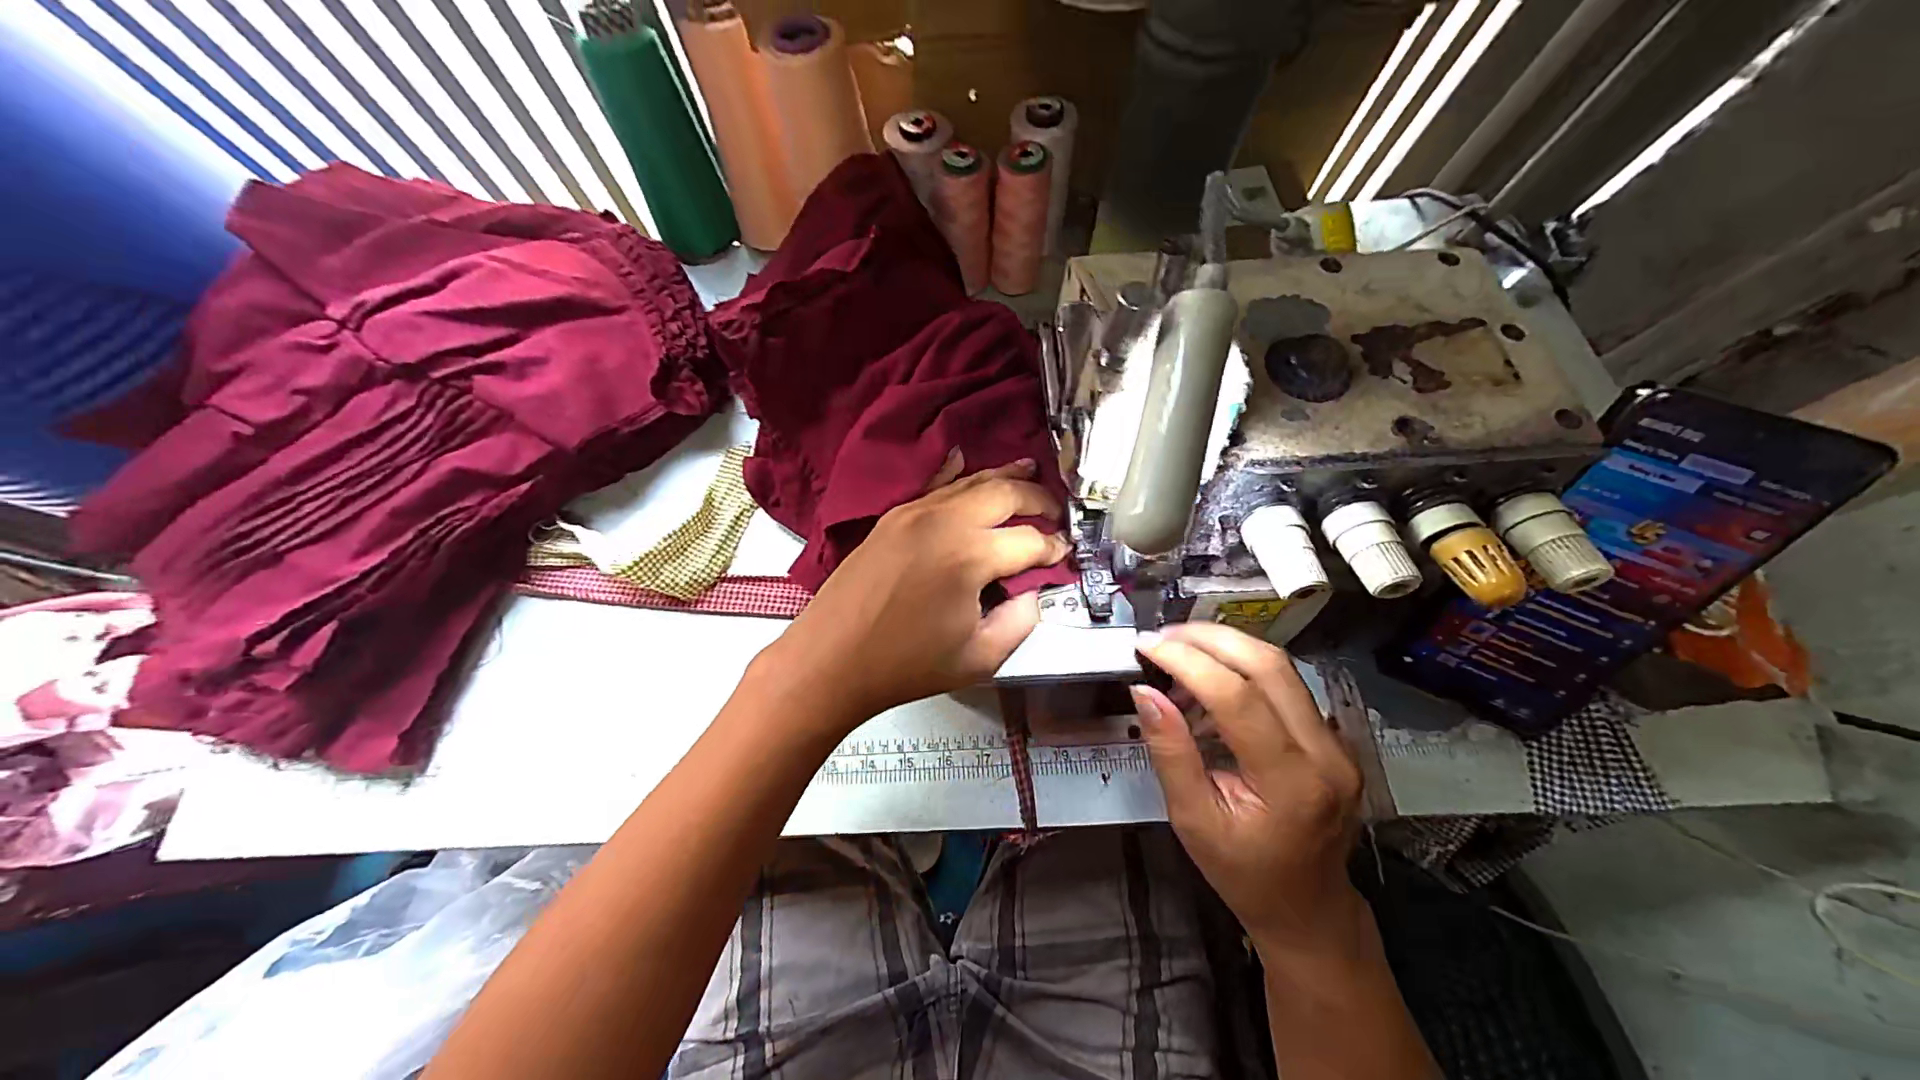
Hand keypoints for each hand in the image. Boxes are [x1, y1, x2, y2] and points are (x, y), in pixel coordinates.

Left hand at [759, 451, 1070, 729]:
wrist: (830, 660)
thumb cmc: (905, 666)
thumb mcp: (979, 657)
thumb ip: (1020, 620)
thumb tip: (1032, 593)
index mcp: (969, 556)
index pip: (1029, 540)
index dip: (1054, 547)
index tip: (1065, 553)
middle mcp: (944, 522)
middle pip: (1005, 494)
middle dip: (1038, 499)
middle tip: (1057, 511)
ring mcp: (914, 513)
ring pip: (970, 482)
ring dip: (1004, 477)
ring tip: (1030, 471)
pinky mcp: (892, 517)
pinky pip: (933, 485)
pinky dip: (955, 472)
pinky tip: (965, 459)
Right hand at [1131, 623, 1365, 954]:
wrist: (1307, 907)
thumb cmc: (1245, 873)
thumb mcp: (1193, 820)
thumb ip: (1171, 752)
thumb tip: (1145, 692)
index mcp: (1293, 782)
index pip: (1239, 697)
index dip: (1188, 662)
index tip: (1148, 646)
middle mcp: (1327, 753)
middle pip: (1269, 666)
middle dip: (1209, 639)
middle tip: (1162, 637)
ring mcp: (1337, 743)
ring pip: (1281, 667)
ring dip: (1225, 648)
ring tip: (1178, 654)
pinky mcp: (1333, 737)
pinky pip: (1286, 686)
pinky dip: (1242, 669)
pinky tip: (1208, 680)